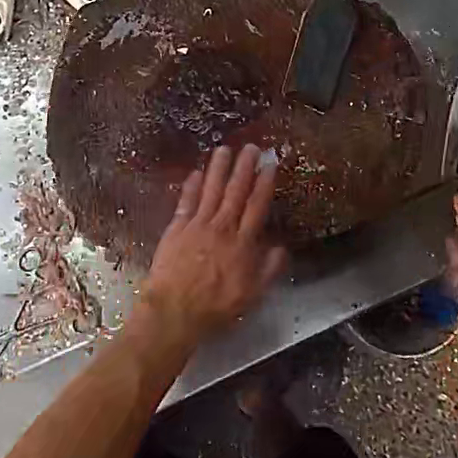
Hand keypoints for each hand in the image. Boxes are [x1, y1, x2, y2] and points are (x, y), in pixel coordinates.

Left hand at [139, 144, 289, 344]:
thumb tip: (281, 248)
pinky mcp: (176, 229)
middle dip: (244, 168)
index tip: (269, 165)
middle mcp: (222, 228)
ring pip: (211, 191)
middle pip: (235, 192)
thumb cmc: (216, 307)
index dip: (264, 184)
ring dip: (218, 169)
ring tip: (223, 149)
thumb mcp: (252, 295)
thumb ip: (268, 270)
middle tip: (250, 147)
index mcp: (243, 244)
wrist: (176, 310)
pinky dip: (191, 186)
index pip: (257, 207)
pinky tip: (195, 172)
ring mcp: (197, 226)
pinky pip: (186, 202)